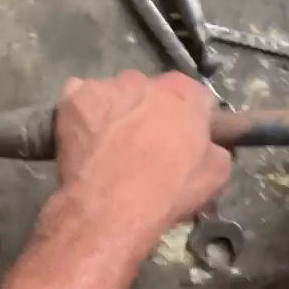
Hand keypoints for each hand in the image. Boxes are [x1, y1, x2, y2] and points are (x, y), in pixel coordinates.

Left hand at [52, 71, 231, 247]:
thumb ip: (217, 148)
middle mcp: (145, 79)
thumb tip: (208, 145)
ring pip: (118, 95)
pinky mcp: (71, 99)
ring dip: (121, 113)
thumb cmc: (168, 192)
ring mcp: (104, 86)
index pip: (197, 97)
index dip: (195, 120)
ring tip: (116, 148)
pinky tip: (90, 142)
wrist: (110, 210)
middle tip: (151, 148)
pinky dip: (87, 117)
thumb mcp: (217, 175)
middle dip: (155, 113)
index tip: (188, 141)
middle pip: (155, 93)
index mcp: (185, 92)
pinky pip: (83, 101)